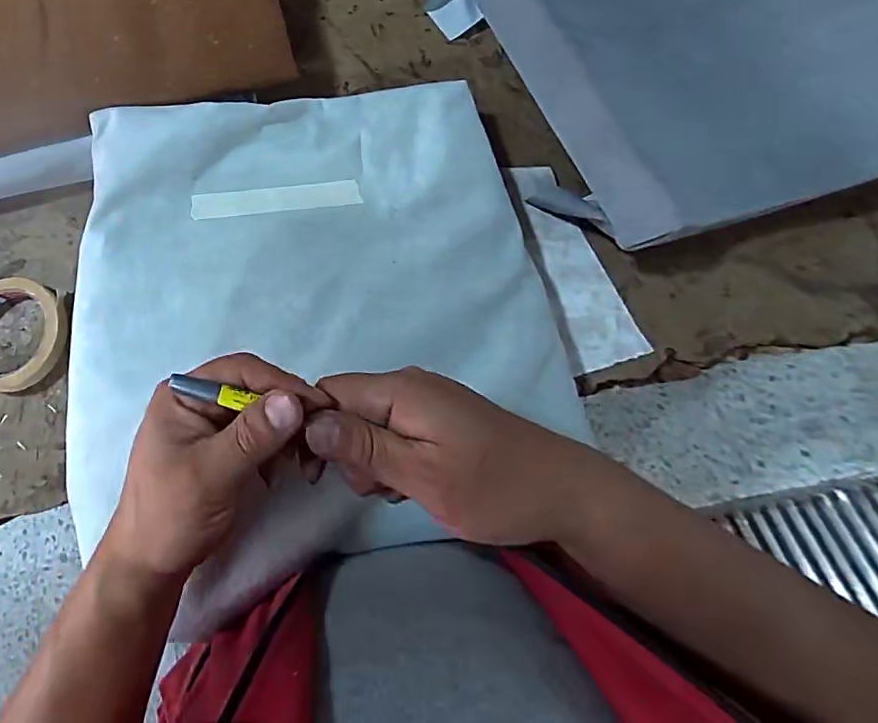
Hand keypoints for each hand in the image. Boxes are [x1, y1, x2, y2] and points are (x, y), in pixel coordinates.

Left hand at [101, 353, 330, 578]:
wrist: (150, 567)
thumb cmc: (171, 515)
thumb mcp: (212, 473)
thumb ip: (251, 437)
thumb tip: (292, 401)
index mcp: (182, 393)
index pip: (240, 370)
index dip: (280, 383)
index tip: (316, 406)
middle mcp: (196, 400)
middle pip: (253, 388)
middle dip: (286, 409)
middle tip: (318, 434)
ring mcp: (209, 424)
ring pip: (260, 412)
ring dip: (286, 431)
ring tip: (305, 456)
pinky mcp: (222, 447)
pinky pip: (258, 435)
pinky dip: (277, 447)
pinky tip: (288, 467)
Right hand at [305, 367, 634, 547]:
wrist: (568, 495)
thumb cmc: (494, 488)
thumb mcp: (423, 476)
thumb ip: (365, 447)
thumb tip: (309, 423)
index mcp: (400, 389)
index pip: (330, 391)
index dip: (313, 426)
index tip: (316, 470)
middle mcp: (408, 383)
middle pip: (348, 406)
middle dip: (347, 448)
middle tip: (375, 489)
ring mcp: (426, 398)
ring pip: (370, 421)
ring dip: (371, 457)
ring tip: (400, 490)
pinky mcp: (439, 416)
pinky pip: (394, 428)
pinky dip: (393, 456)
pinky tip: (413, 483)